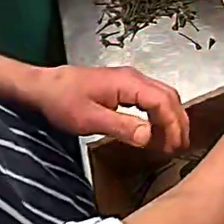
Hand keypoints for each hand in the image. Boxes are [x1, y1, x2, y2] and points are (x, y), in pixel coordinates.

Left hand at [20, 65, 187, 150]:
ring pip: (163, 95)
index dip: (172, 124)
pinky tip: (156, 129)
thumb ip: (121, 126)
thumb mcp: (89, 119)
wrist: (42, 86)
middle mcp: (135, 77)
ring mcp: (131, 80)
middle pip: (169, 96)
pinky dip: (160, 114)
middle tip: (181, 145)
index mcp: (129, 83)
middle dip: (178, 121)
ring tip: (172, 140)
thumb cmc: (62, 101)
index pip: (163, 102)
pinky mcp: (125, 85)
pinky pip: (152, 97)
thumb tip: (150, 137)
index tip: (174, 145)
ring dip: (171, 117)